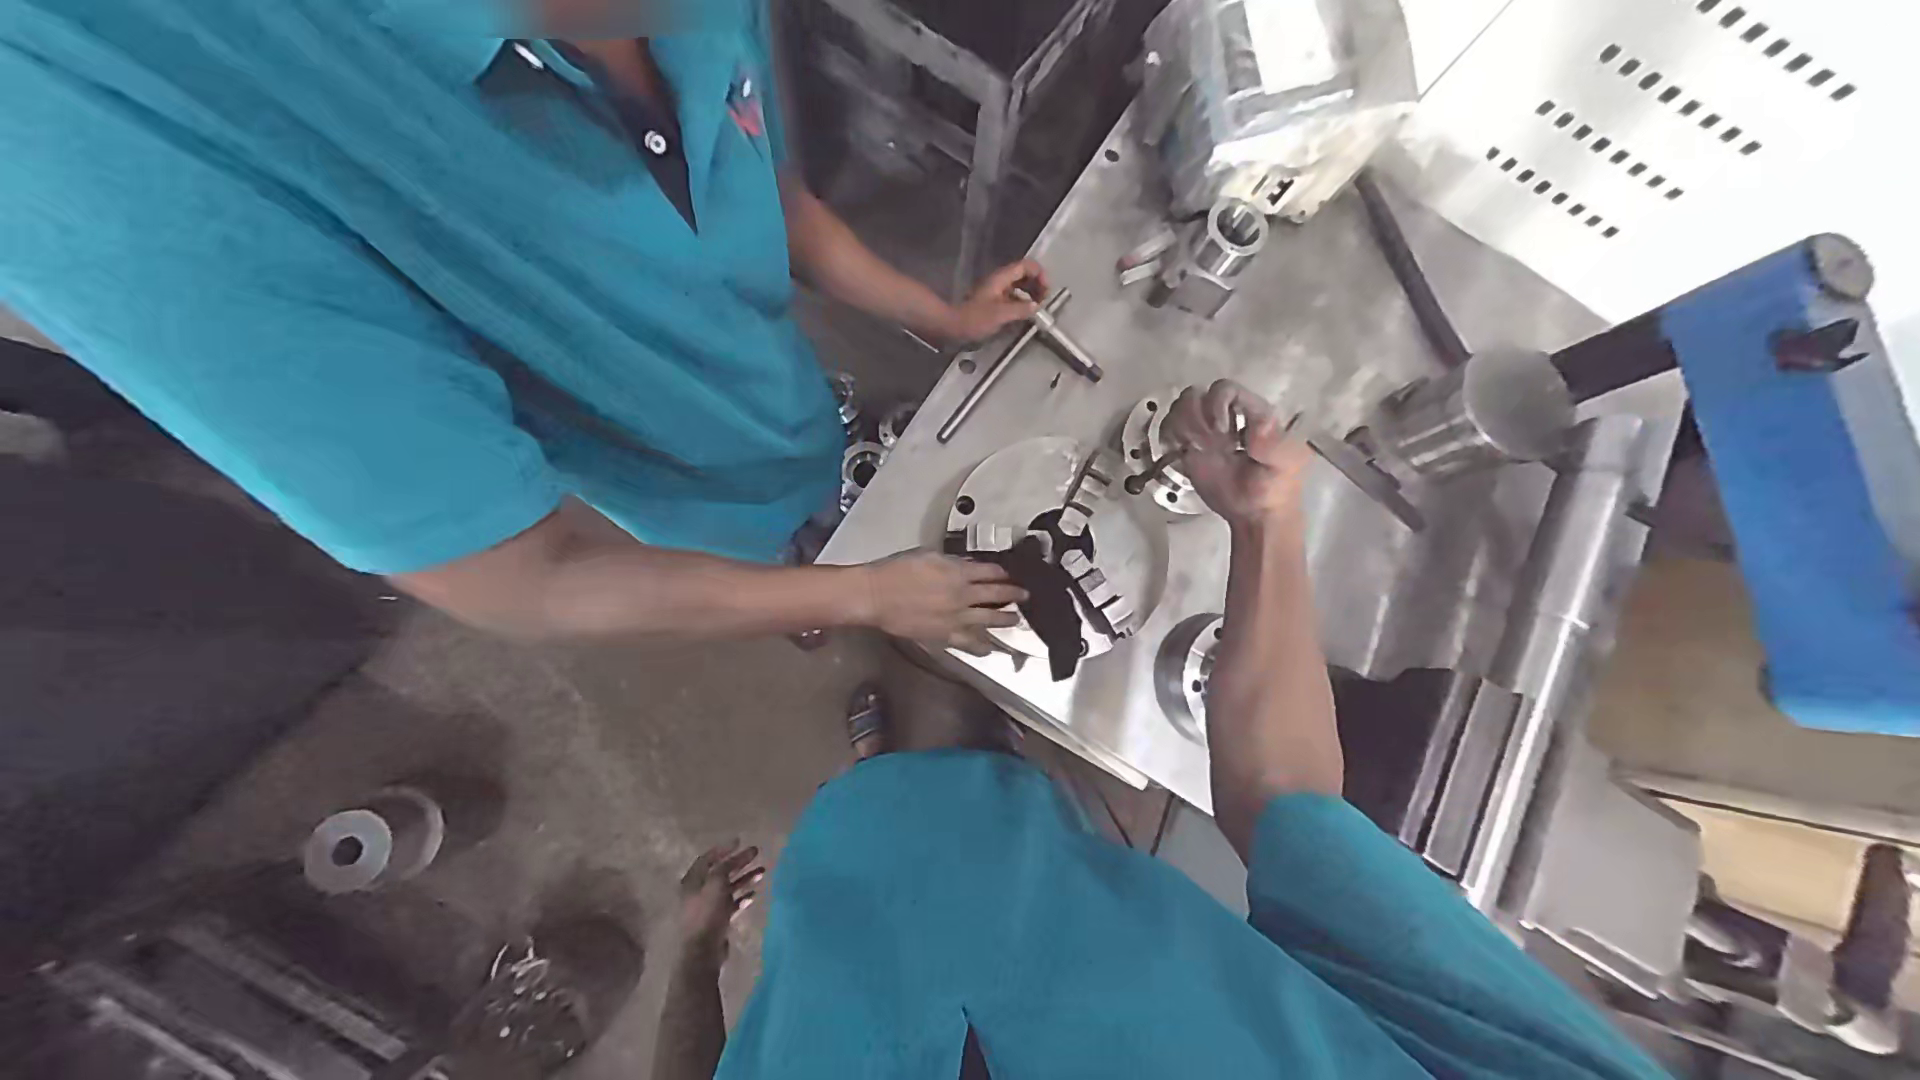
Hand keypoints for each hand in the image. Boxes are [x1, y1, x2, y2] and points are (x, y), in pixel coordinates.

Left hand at [678, 840, 764, 966]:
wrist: (702, 953)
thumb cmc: (707, 914)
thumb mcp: (716, 883)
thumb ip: (725, 867)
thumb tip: (734, 855)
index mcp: (693, 881)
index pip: (708, 858)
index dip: (724, 849)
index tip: (740, 841)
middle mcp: (698, 892)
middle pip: (721, 872)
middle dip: (739, 862)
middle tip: (755, 853)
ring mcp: (707, 908)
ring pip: (728, 888)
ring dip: (744, 878)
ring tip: (762, 871)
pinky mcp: (716, 921)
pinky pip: (731, 904)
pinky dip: (742, 897)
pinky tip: (754, 894)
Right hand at [854, 551, 1026, 653]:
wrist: (877, 595)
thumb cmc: (897, 570)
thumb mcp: (928, 555)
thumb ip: (952, 562)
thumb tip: (968, 566)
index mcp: (958, 572)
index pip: (991, 572)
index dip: (1004, 573)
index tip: (1012, 574)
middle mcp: (963, 596)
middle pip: (997, 596)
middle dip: (1014, 594)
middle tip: (1025, 595)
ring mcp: (956, 618)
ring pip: (990, 620)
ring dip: (1006, 619)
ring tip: (1016, 619)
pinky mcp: (945, 636)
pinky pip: (970, 643)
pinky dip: (982, 646)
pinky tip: (990, 648)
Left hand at [937, 259, 1049, 344]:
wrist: (954, 327)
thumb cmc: (975, 319)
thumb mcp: (1000, 314)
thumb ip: (1020, 309)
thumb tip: (1036, 306)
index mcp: (1002, 278)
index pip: (1027, 266)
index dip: (1040, 274)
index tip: (1046, 291)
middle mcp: (1001, 280)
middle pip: (1025, 274)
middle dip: (1038, 284)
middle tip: (1043, 301)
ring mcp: (997, 290)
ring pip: (1020, 286)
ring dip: (1031, 294)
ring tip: (1037, 308)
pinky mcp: (995, 301)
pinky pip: (1014, 296)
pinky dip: (1023, 302)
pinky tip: (1026, 313)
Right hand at [1165, 380, 1312, 525]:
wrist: (1255, 515)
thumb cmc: (1274, 488)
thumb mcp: (1284, 465)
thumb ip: (1274, 444)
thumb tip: (1260, 424)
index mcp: (1252, 413)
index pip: (1226, 389)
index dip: (1217, 403)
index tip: (1221, 432)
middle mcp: (1227, 417)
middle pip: (1198, 394)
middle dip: (1196, 416)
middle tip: (1206, 443)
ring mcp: (1207, 432)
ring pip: (1181, 408)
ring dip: (1183, 426)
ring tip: (1196, 447)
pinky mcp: (1191, 448)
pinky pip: (1171, 429)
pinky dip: (1171, 436)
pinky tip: (1185, 451)